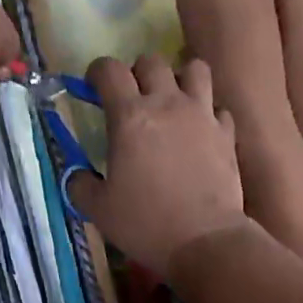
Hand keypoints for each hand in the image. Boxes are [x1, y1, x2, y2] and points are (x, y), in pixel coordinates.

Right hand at [66, 56, 247, 274]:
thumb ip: (81, 186)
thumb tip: (76, 175)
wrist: (204, 241)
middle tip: (133, 99)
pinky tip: (202, 132)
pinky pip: (218, 108)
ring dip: (180, 78)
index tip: (94, 88)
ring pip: (194, 69)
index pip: (109, 70)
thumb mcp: (100, 211)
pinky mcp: (226, 135)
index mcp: (130, 116)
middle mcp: (167, 103)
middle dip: (138, 73)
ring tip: (174, 101)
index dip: (97, 73)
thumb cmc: (146, 224)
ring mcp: (202, 115)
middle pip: (152, 62)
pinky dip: (209, 114)